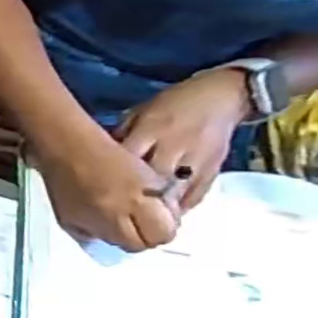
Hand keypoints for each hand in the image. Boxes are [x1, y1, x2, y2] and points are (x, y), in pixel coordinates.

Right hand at [38, 131, 181, 251]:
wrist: (62, 146)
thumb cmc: (109, 152)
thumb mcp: (148, 173)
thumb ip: (162, 200)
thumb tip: (167, 219)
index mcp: (135, 202)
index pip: (162, 235)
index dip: (166, 226)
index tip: (162, 214)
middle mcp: (110, 218)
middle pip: (138, 244)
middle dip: (144, 234)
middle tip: (143, 216)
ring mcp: (86, 223)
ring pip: (115, 242)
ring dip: (121, 232)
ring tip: (118, 211)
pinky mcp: (67, 222)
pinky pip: (91, 236)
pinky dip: (98, 229)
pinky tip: (97, 212)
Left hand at [115, 68, 250, 211]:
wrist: (222, 96)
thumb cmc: (171, 104)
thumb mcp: (138, 114)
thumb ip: (122, 136)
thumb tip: (102, 159)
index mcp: (152, 130)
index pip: (128, 157)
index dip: (113, 175)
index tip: (96, 189)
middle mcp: (175, 146)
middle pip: (152, 179)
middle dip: (135, 197)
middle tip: (117, 213)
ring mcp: (198, 159)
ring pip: (175, 191)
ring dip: (158, 209)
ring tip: (139, 221)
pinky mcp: (215, 169)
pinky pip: (197, 195)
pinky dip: (180, 207)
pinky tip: (165, 218)